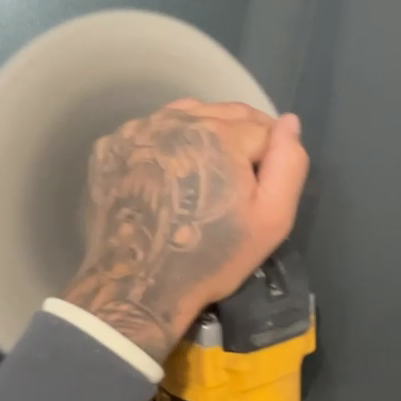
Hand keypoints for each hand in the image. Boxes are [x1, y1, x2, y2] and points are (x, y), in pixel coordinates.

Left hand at [62, 100, 308, 361]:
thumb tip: (289, 121)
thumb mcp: (271, 220)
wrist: (137, 285)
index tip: (256, 192)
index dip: (268, 160)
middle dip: (238, 141)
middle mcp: (176, 118)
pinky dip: (167, 145)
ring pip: (189, 116)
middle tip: (232, 186)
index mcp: (219, 133)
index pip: (262, 127)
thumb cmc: (211, 256)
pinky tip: (166, 178)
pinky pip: (153, 130)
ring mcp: (139, 129)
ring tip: (201, 178)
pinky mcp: (111, 145)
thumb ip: (288, 164)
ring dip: (203, 137)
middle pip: (225, 114)